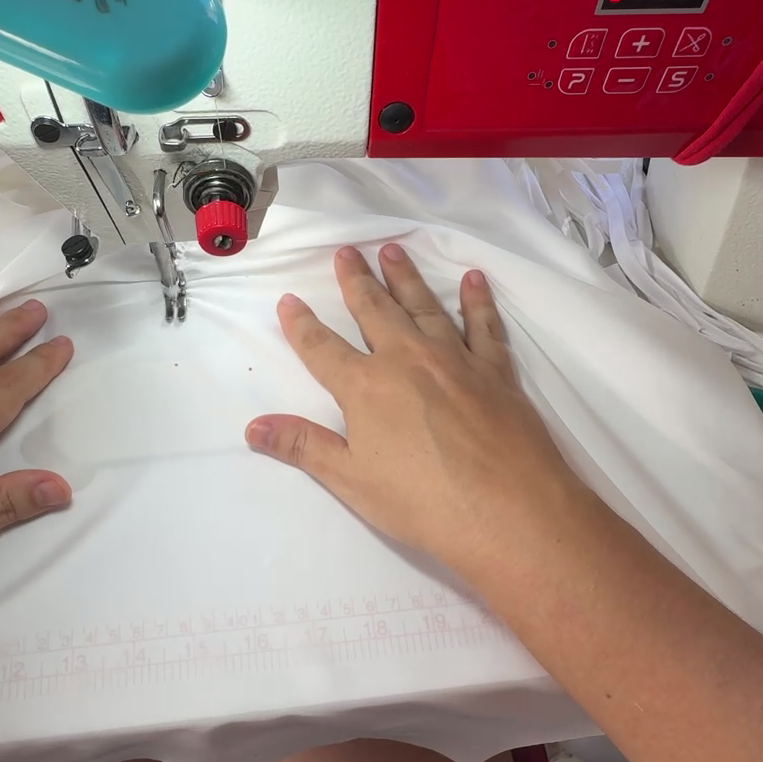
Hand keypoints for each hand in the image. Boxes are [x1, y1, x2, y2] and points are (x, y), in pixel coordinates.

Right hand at [245, 244, 600, 575]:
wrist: (508, 511)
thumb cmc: (422, 503)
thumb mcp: (352, 481)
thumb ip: (304, 447)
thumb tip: (254, 427)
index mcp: (366, 386)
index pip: (322, 348)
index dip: (301, 325)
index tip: (289, 300)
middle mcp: (407, 359)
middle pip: (375, 310)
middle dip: (356, 280)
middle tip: (346, 251)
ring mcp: (455, 360)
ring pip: (424, 306)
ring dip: (406, 277)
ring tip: (393, 250)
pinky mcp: (496, 370)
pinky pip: (483, 325)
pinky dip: (477, 301)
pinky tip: (473, 280)